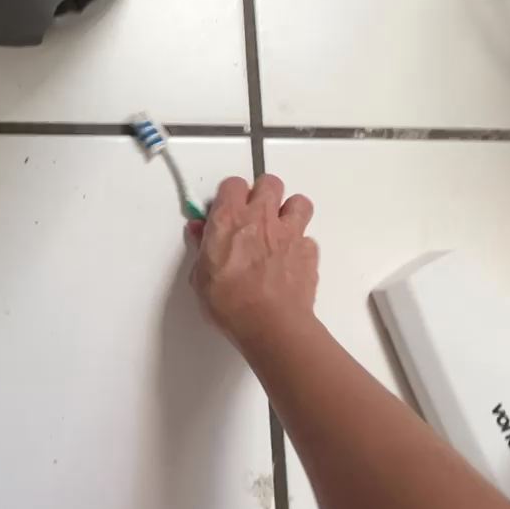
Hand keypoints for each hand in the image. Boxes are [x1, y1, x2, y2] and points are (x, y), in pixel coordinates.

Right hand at [186, 174, 318, 351]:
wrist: (271, 326)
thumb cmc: (230, 303)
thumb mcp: (200, 277)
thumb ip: (202, 248)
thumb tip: (201, 233)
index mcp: (230, 218)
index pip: (233, 184)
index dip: (230, 195)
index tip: (226, 209)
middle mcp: (261, 217)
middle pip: (269, 182)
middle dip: (262, 192)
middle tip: (254, 213)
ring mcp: (289, 233)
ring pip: (299, 202)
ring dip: (290, 211)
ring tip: (280, 229)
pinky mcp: (308, 252)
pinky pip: (308, 238)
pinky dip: (300, 245)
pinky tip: (290, 260)